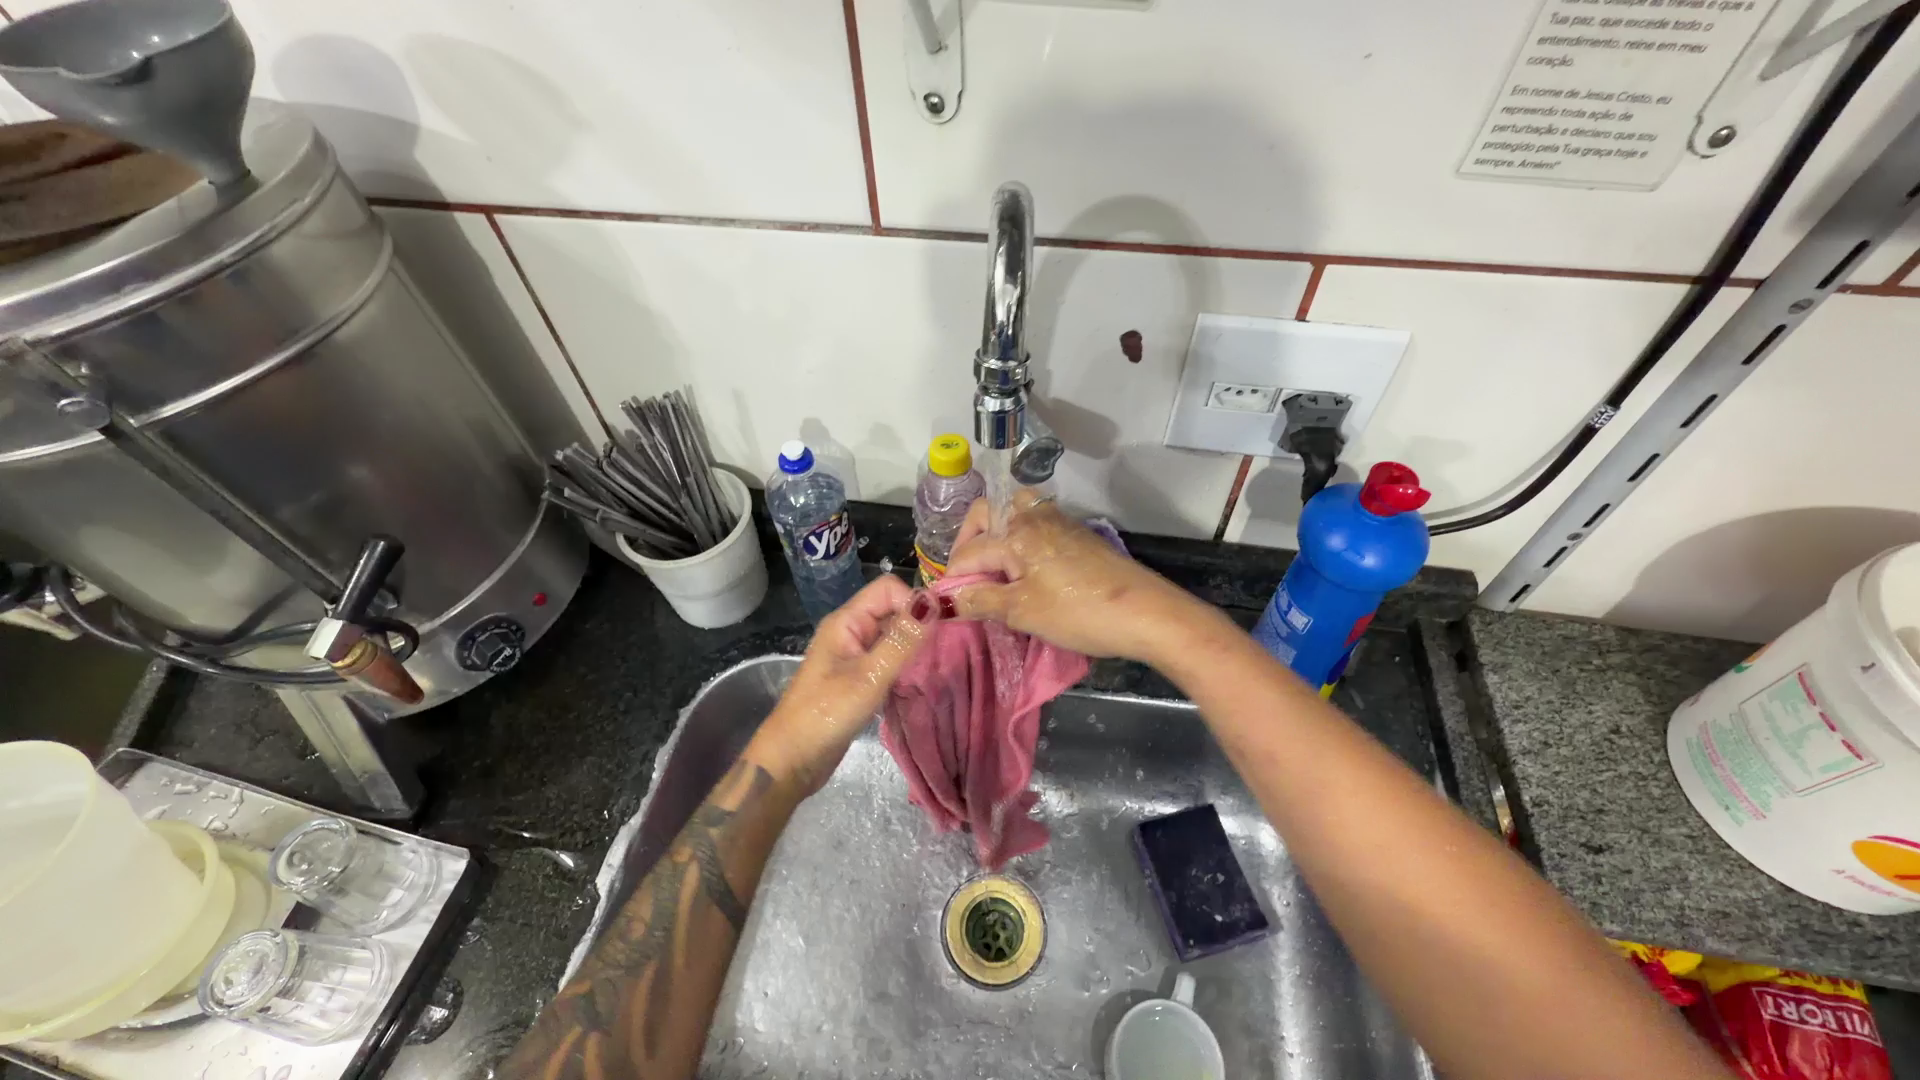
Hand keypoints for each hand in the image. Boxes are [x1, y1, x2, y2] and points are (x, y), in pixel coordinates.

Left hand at [749, 575, 933, 795]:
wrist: (792, 761)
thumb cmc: (826, 715)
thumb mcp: (869, 676)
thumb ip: (902, 640)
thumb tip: (935, 603)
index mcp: (846, 622)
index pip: (889, 589)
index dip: (915, 602)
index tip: (942, 628)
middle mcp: (850, 632)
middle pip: (893, 610)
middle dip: (920, 623)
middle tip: (949, 649)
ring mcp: (854, 657)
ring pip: (893, 637)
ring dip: (915, 647)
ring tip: (939, 665)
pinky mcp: (859, 679)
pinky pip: (889, 660)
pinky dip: (906, 666)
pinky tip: (920, 682)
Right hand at [943, 490, 1217, 662]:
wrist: (1145, 612)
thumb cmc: (1078, 613)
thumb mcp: (1022, 612)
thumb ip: (981, 600)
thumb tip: (948, 599)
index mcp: (1015, 532)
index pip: (969, 551)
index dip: (952, 578)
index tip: (943, 603)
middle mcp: (1034, 516)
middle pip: (987, 514)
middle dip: (969, 541)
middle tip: (966, 576)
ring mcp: (1059, 522)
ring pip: (1014, 513)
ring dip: (996, 534)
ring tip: (994, 569)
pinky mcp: (1077, 535)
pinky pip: (1036, 525)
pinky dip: (1020, 540)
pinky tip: (1024, 571)